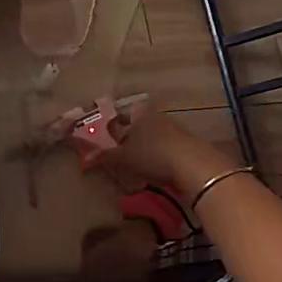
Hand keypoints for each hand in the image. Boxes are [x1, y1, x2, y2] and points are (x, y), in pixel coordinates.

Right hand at [95, 103, 236, 197]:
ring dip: (145, 146)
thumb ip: (105, 156)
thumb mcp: (124, 157)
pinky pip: (166, 148)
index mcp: (141, 114)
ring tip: (135, 163)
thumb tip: (86, 158)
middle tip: (118, 150)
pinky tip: (154, 169)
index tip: (106, 134)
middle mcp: (158, 117)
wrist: (195, 167)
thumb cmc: (153, 154)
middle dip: (129, 135)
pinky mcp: (188, 145)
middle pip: (139, 124)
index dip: (114, 121)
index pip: (123, 112)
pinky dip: (158, 156)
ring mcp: (175, 130)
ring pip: (154, 136)